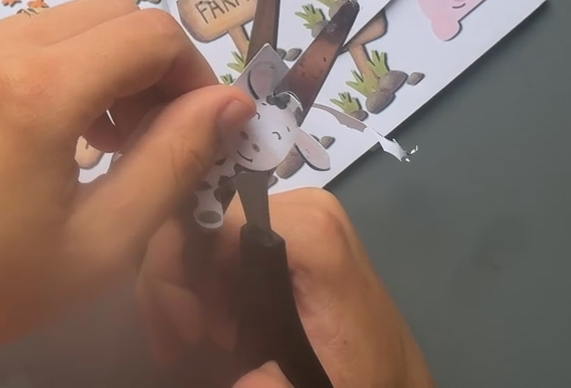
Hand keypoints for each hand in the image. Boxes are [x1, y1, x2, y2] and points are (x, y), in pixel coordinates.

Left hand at [0, 0, 254, 381]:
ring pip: (66, 19)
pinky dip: (56, 60)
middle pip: (110, 12)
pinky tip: (50, 123)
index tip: (197, 124)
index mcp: (39, 88)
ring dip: (103, 61)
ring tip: (101, 136)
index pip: (150, 33)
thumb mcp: (105, 239)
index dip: (192, 71)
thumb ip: (176, 158)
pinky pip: (20, 33)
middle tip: (149, 133)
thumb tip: (232, 102)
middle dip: (150, 63)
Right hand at [137, 188, 433, 387]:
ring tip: (191, 336)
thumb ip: (279, 386)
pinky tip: (207, 319)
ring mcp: (291, 205)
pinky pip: (217, 231)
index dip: (181, 268)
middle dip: (174, 278)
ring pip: (200, 224)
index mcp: (312, 230)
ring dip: (182, 280)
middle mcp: (300, 201)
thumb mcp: (323, 386)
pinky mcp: (285, 219)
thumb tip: (243, 384)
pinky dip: (200, 273)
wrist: (397, 381)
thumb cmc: (363, 379)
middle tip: (176, 338)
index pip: (211, 220)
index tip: (186, 331)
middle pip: (200, 219)